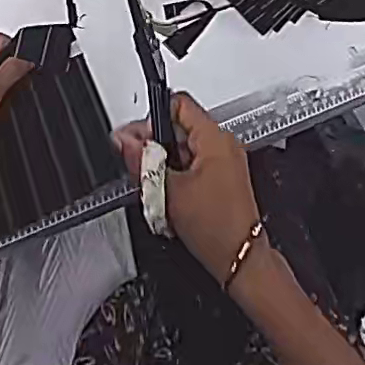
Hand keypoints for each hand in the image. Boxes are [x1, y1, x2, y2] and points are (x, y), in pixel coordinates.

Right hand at [114, 93, 260, 278]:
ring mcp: (224, 159)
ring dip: (163, 163)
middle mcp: (223, 143)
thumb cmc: (216, 228)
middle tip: (141, 165)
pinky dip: (176, 174)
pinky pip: (191, 162)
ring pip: (182, 147)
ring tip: (156, 187)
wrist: (240, 260)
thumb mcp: (167, 191)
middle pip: (178, 126)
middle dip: (155, 146)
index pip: (178, 104)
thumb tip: (124, 141)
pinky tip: (168, 194)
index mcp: (215, 138)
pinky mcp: (222, 175)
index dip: (153, 118)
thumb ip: (142, 160)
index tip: (139, 138)